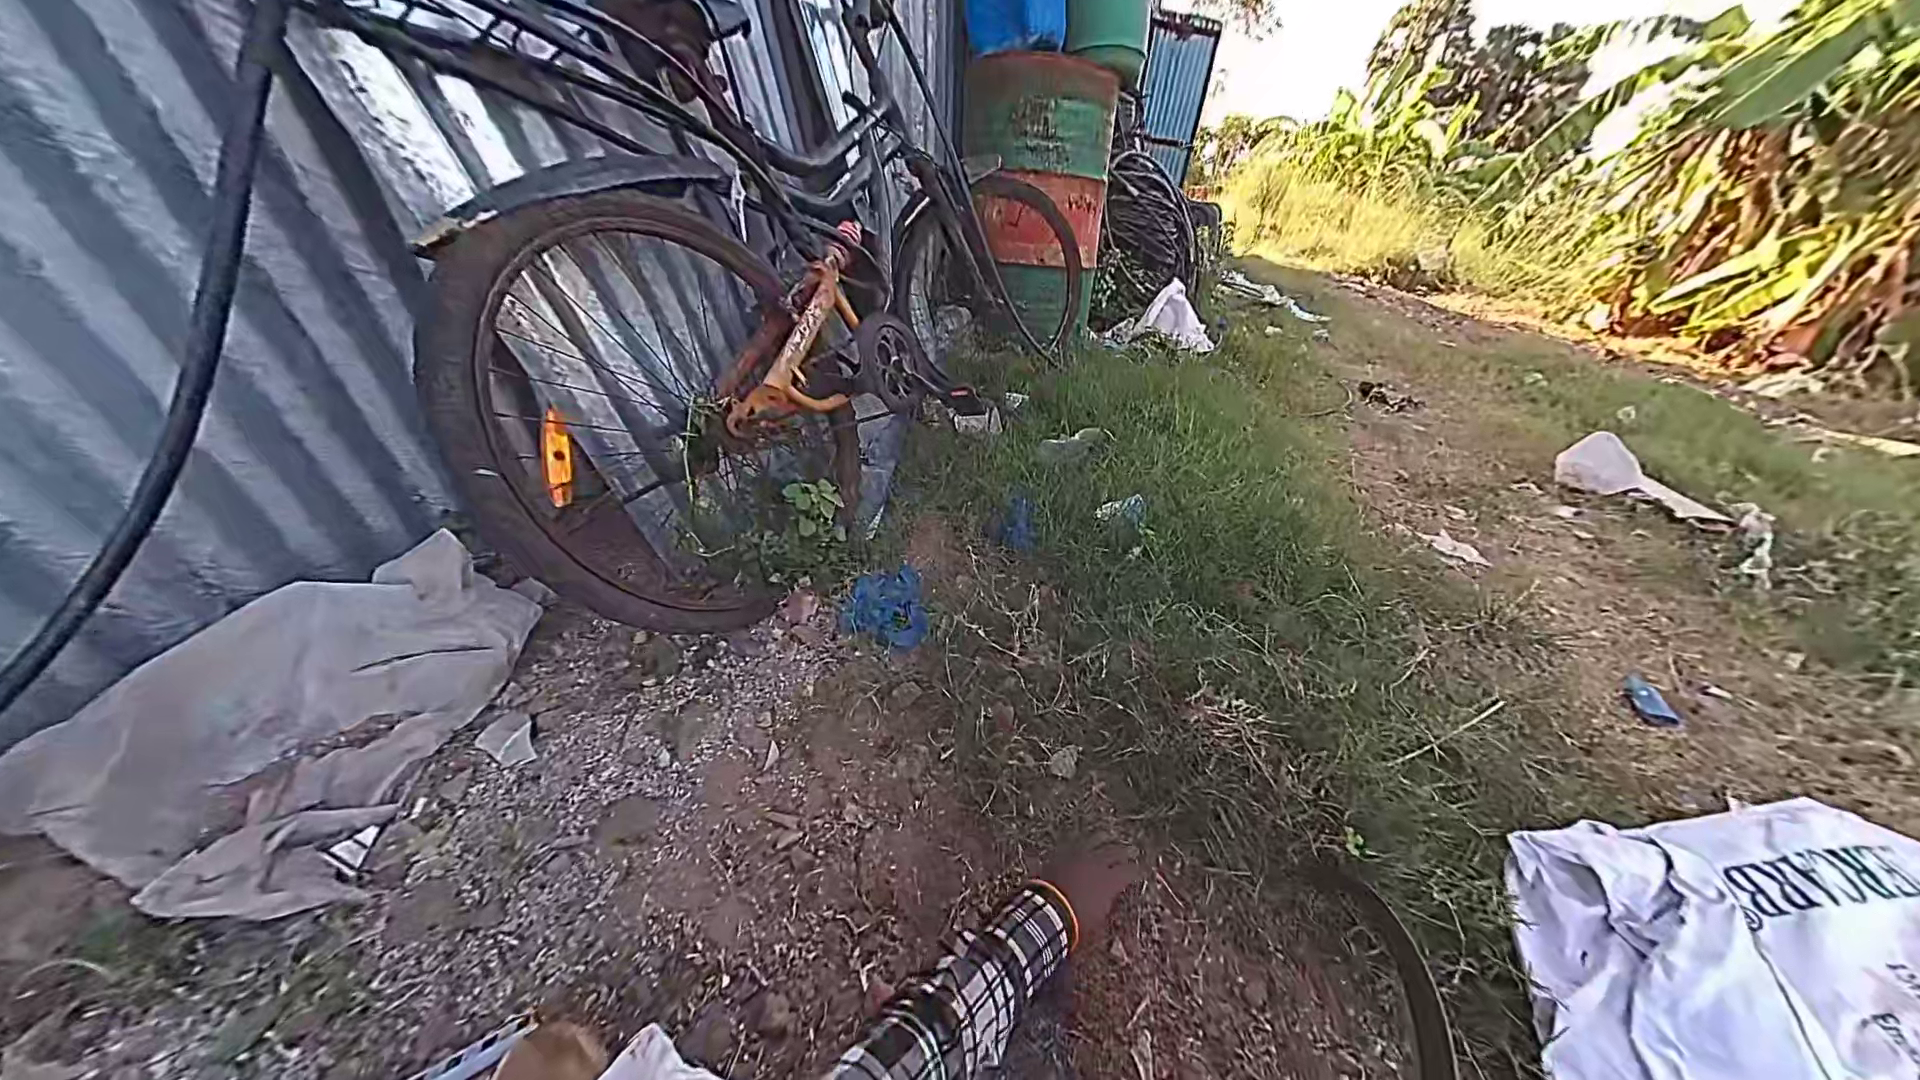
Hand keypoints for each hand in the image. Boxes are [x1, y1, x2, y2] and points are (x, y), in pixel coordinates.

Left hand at [1041, 842, 1141, 947]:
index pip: (1129, 871)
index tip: (1141, 869)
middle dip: (1125, 851)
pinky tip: (1085, 840)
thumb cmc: (1077, 922)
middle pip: (1114, 851)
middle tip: (1132, 850)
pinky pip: (1077, 841)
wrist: (1047, 909)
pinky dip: (1084, 840)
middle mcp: (1097, 863)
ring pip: (1096, 840)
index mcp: (1110, 880)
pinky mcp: (1062, 852)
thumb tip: (1113, 897)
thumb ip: (1110, 904)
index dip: (1136, 870)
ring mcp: (1078, 855)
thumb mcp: (1100, 920)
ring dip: (1105, 839)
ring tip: (1110, 836)